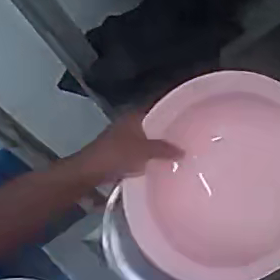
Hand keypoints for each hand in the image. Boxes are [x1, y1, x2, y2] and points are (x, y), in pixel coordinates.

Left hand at [63, 114, 181, 185]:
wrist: (90, 172)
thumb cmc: (117, 154)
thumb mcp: (144, 150)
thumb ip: (164, 149)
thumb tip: (183, 151)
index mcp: (134, 116)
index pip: (158, 107)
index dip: (173, 109)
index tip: (189, 114)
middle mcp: (130, 123)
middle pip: (155, 123)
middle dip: (170, 129)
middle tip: (189, 133)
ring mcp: (126, 138)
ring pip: (150, 137)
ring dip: (162, 143)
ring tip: (182, 147)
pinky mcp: (124, 152)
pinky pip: (144, 150)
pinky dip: (154, 154)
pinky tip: (165, 160)